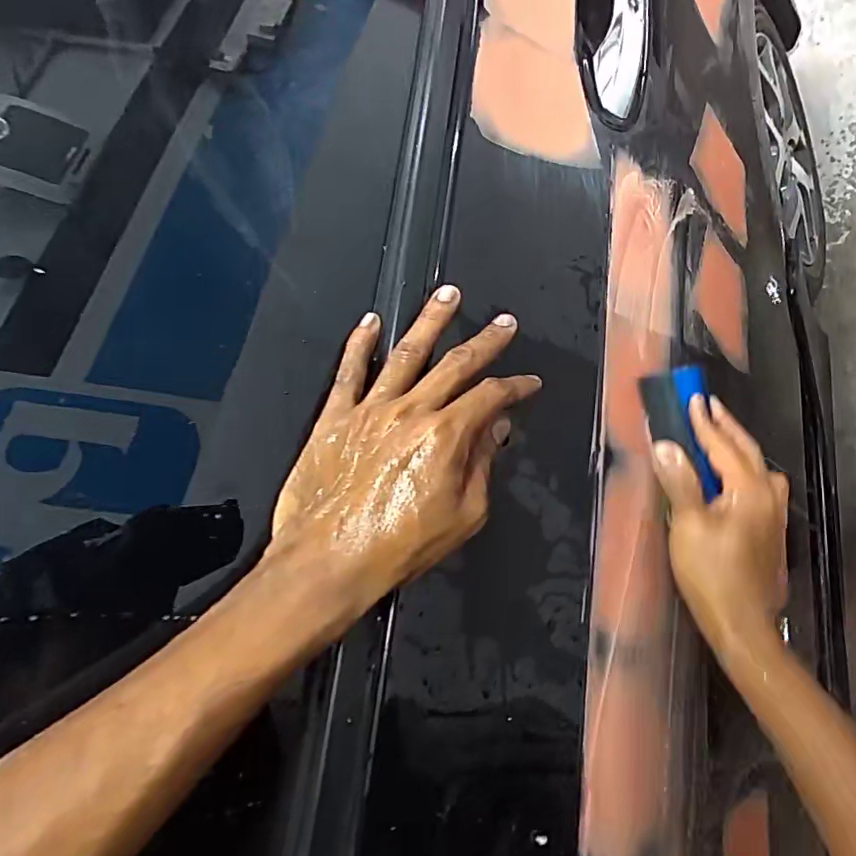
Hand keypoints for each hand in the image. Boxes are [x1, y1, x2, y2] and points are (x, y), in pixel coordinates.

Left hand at [270, 285, 542, 609]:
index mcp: (445, 435)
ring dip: (431, 320)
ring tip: (447, 294)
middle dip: (486, 341)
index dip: (515, 387)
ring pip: (406, 352)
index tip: (528, 383)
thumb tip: (494, 430)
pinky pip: (349, 371)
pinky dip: (360, 343)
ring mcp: (370, 410)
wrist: (327, 561)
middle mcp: (410, 411)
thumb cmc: (398, 548)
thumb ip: (480, 465)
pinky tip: (370, 322)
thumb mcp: (463, 516)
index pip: (490, 397)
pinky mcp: (335, 418)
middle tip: (504, 323)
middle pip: (456, 363)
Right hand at [649, 396, 789, 642]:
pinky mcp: (771, 531)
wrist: (743, 625)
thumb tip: (666, 445)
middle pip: (747, 450)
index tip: (692, 399)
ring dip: (737, 446)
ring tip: (718, 435)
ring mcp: (774, 514)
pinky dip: (743, 468)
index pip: (722, 446)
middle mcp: (767, 495)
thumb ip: (680, 481)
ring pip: (758, 467)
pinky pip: (759, 484)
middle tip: (707, 405)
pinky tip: (730, 477)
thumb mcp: (687, 526)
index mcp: (748, 490)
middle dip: (726, 426)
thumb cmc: (712, 575)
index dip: (703, 422)